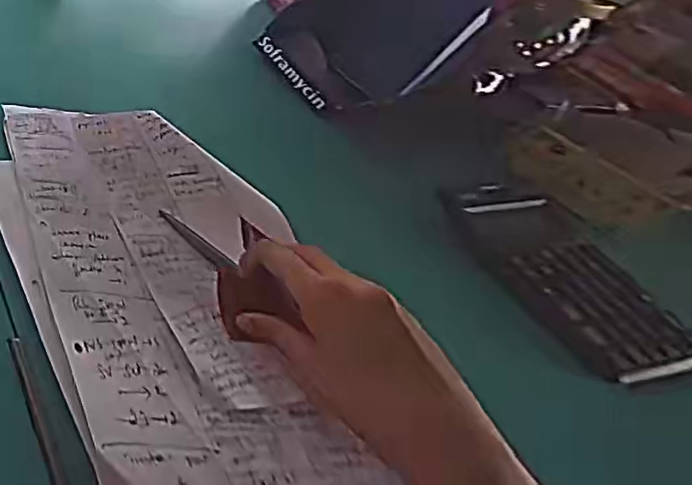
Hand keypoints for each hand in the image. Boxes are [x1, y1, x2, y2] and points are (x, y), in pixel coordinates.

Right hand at [233, 242, 533, 484]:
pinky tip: (334, 328)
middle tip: (265, 282)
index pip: (276, 253)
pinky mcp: (402, 313)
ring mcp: (381, 297)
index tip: (246, 270)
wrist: (446, 439)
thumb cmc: (382, 410)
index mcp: (325, 294)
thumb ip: (276, 335)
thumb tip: (253, 321)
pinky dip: (338, 295)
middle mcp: (354, 286)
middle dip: (280, 260)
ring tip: (298, 311)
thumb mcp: (311, 371)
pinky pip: (357, 288)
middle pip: (304, 252)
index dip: (254, 257)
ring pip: (332, 269)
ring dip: (310, 278)